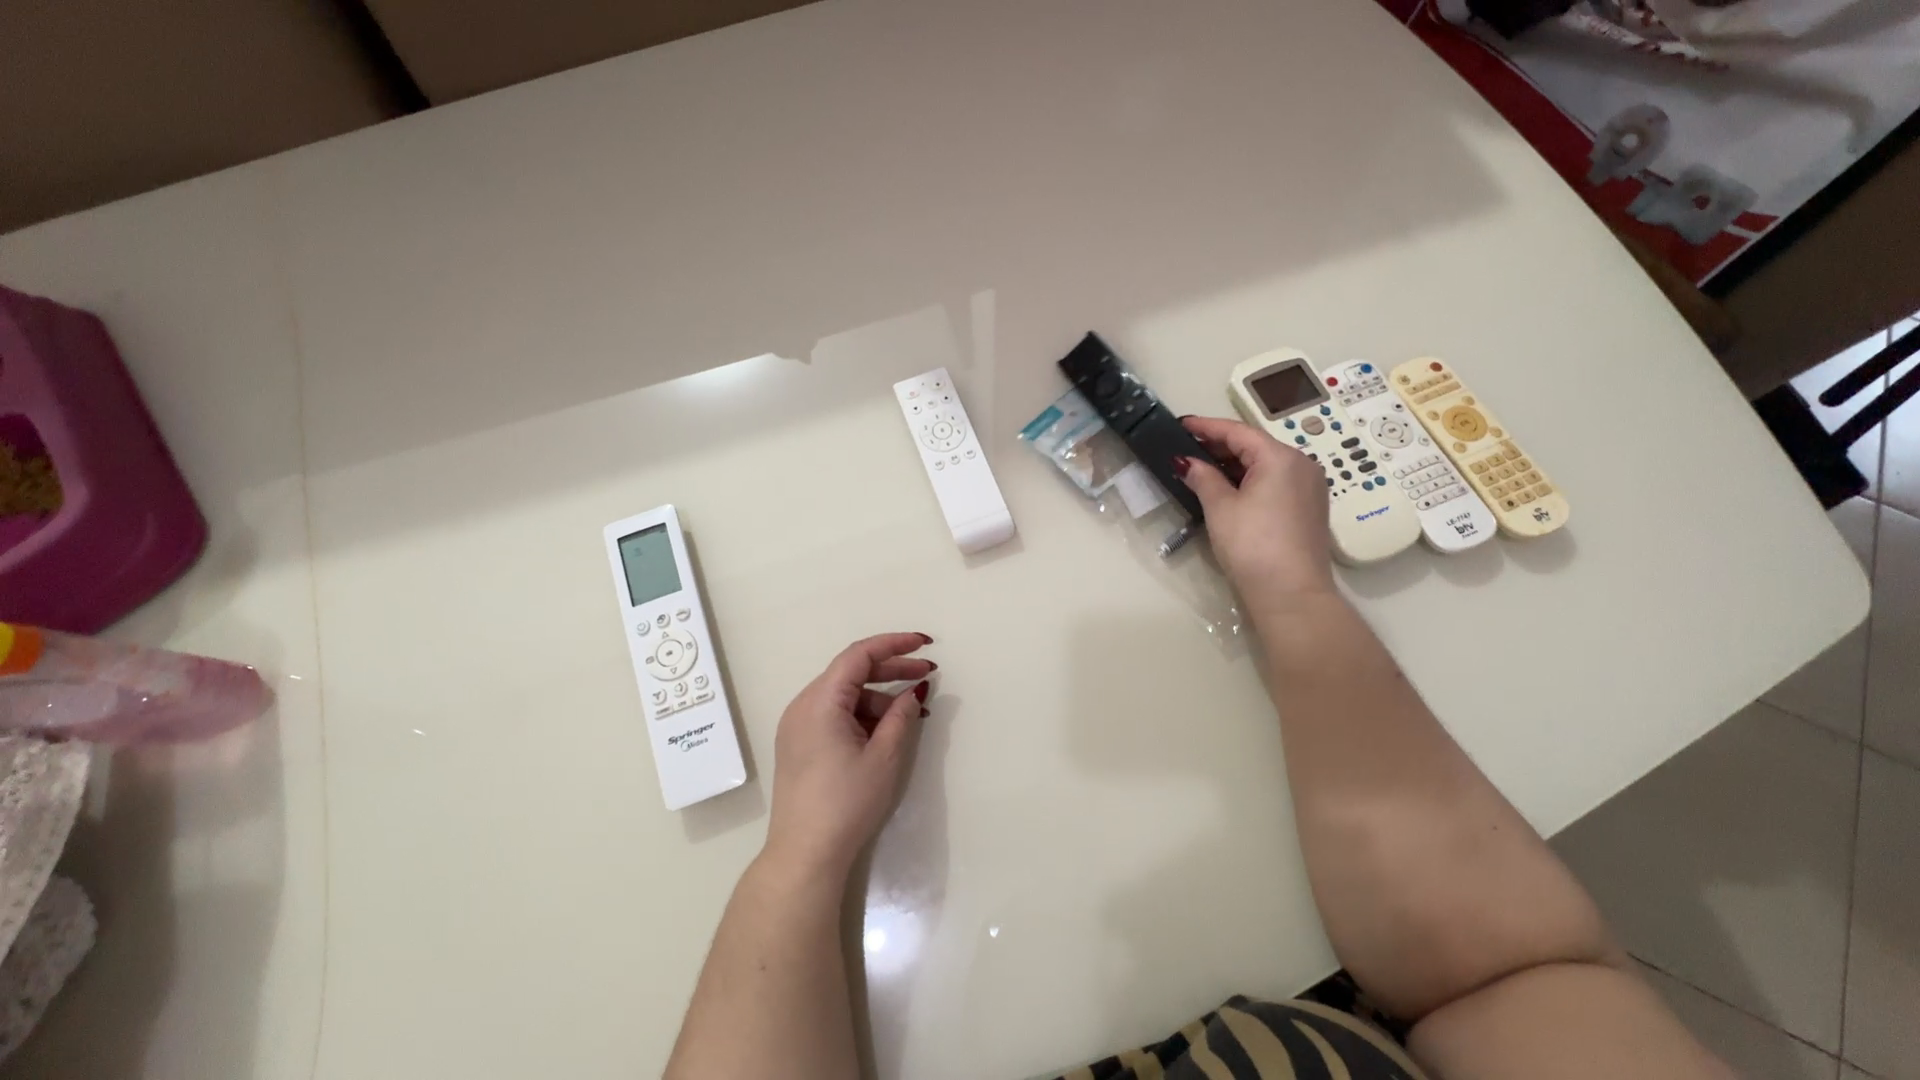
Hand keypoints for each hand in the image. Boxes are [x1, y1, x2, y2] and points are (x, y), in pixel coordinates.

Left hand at [763, 632, 935, 878]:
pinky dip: (863, 714)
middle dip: (891, 670)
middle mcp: (803, 705)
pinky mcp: (800, 744)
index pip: (858, 655)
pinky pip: (835, 714)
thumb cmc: (847, 802)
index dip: (893, 644)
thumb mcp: (883, 756)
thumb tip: (915, 691)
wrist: (805, 852)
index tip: (925, 644)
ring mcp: (798, 725)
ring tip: (913, 713)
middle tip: (928, 674)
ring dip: (879, 697)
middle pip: (851, 672)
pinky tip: (888, 729)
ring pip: (845, 695)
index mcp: (820, 701)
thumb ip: (901, 716)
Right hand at [1176, 415, 1335, 598]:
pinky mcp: (1308, 507)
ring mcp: (1308, 487)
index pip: (1237, 432)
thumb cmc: (1253, 545)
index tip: (1180, 424)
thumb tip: (1187, 462)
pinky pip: (1275, 481)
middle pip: (1254, 445)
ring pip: (1265, 464)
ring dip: (1233, 464)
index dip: (1206, 427)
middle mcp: (1301, 465)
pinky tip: (1228, 488)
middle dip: (1219, 446)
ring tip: (1201, 468)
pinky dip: (1250, 480)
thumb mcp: (1220, 508)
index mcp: (1280, 457)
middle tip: (1185, 448)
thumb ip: (1203, 478)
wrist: (1291, 593)